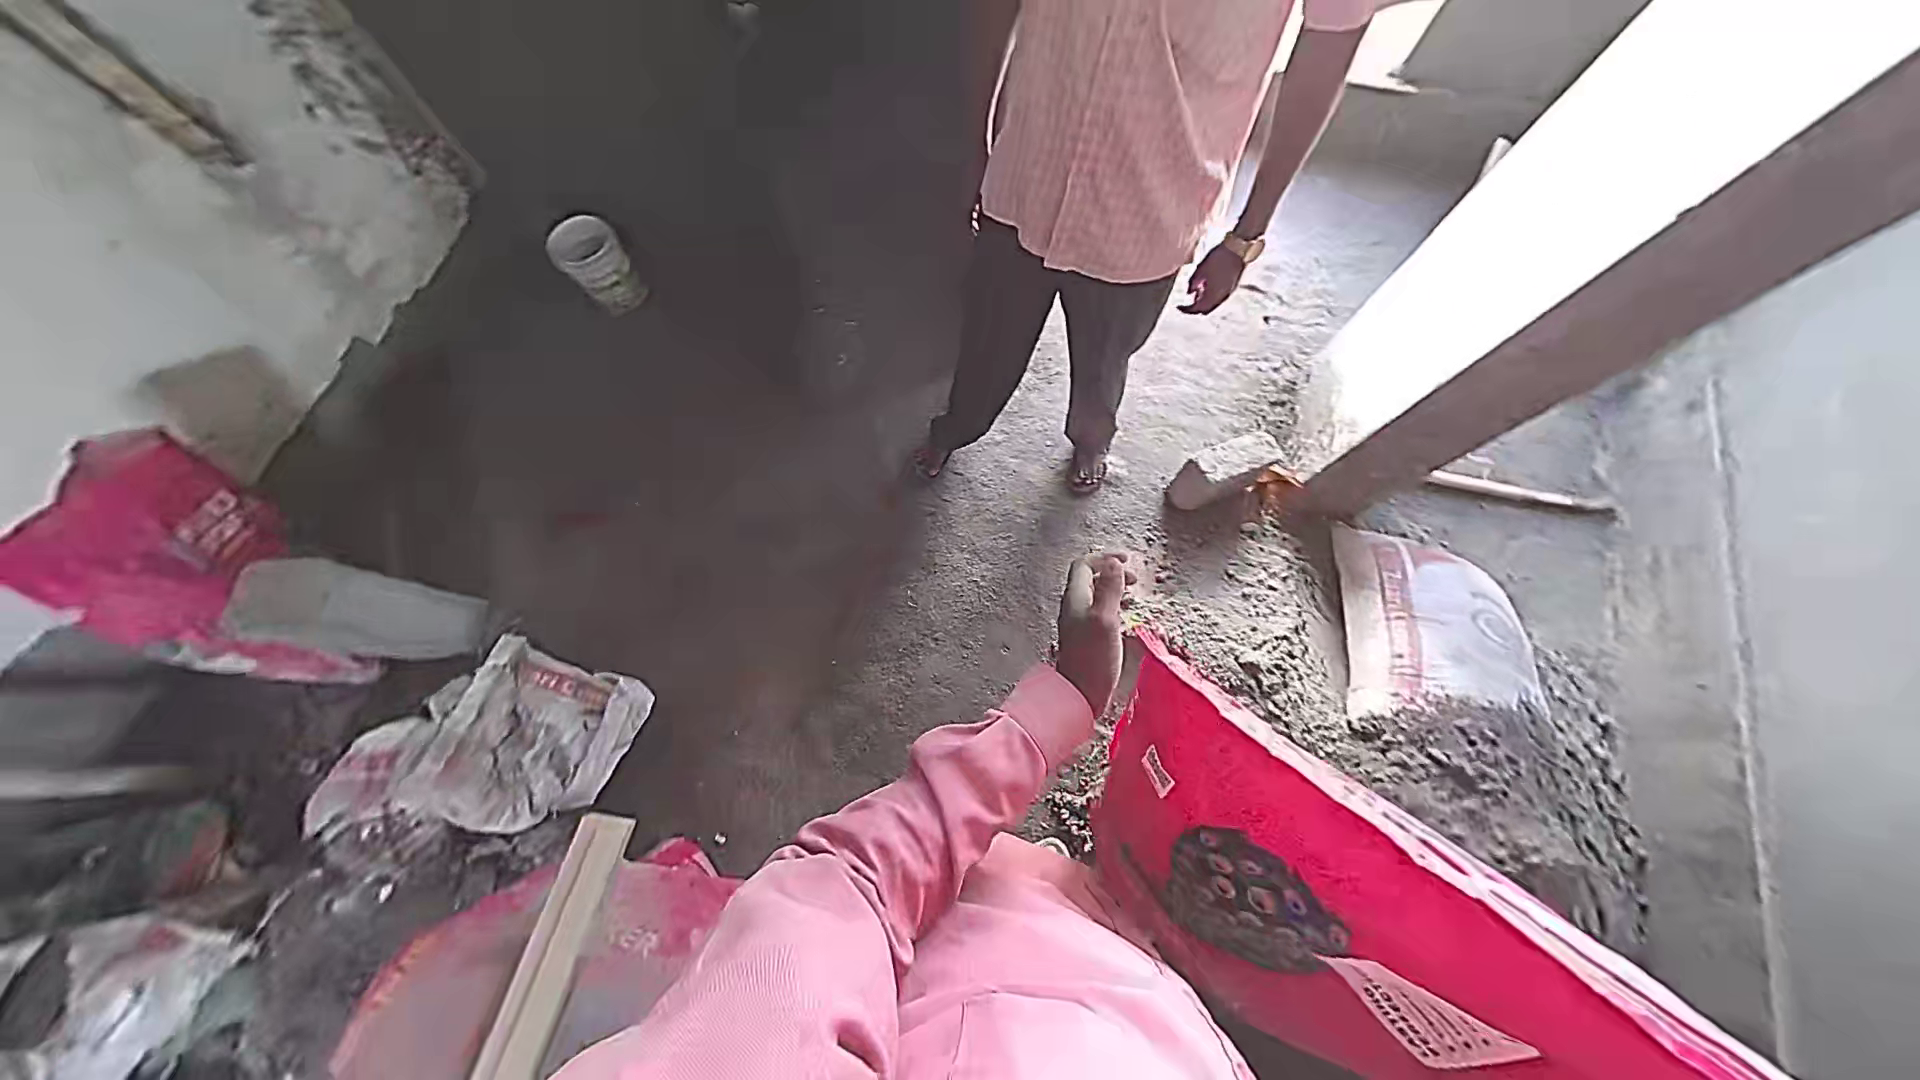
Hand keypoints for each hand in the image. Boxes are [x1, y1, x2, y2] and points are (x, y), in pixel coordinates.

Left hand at [1055, 551, 1135, 716]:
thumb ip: (1110, 589)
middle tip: (1134, 579)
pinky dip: (1113, 606)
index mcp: (1076, 598)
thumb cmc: (1093, 658)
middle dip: (1112, 572)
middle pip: (1090, 578)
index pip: (1084, 565)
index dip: (1105, 558)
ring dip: (1114, 589)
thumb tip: (1114, 563)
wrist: (1080, 693)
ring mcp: (1078, 622)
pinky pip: (1099, 611)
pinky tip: (1125, 616)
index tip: (1126, 560)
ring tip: (1132, 596)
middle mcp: (1074, 607)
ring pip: (1096, 595)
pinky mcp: (1086, 636)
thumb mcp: (1105, 619)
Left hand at [1179, 243, 1244, 314]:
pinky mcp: (1232, 287)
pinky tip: (1206, 288)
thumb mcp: (1200, 269)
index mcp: (1212, 295)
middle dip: (1194, 308)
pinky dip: (1210, 297)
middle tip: (1186, 303)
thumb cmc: (1218, 257)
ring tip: (1196, 293)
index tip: (1178, 306)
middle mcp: (1221, 298)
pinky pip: (1219, 298)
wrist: (1238, 247)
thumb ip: (1193, 283)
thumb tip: (1189, 293)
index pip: (1196, 309)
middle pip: (1205, 310)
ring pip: (1212, 305)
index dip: (1186, 309)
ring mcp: (1228, 293)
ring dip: (1203, 302)